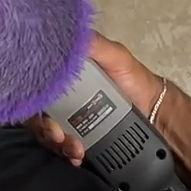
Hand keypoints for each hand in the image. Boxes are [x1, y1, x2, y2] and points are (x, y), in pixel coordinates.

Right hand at [25, 33, 165, 164]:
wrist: (157, 113)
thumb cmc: (134, 79)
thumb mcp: (116, 56)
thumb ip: (94, 44)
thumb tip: (65, 33)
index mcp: (64, 76)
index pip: (36, 87)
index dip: (33, 99)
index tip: (43, 111)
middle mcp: (61, 97)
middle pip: (37, 113)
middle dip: (44, 128)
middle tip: (58, 136)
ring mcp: (71, 120)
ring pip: (49, 134)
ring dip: (57, 144)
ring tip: (75, 150)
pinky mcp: (82, 138)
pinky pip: (65, 149)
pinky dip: (69, 154)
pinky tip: (79, 157)